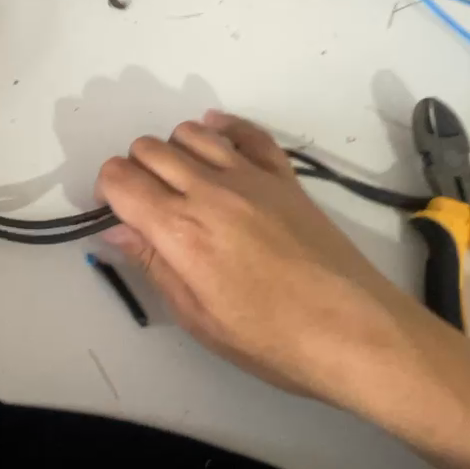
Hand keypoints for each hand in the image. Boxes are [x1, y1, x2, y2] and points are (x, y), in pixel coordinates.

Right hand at [95, 112, 432, 406]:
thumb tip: (115, 230)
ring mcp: (249, 178)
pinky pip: (245, 132)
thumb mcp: (198, 317)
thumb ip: (152, 264)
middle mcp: (208, 191)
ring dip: (173, 151)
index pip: (118, 178)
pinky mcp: (284, 177)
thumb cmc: (272, 340)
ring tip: (183, 183)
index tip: (118, 215)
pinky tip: (215, 142)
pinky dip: (223, 128)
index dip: (107, 191)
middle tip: (149, 205)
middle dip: (134, 170)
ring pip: (188, 132)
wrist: (362, 337)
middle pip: (146, 148)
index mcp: (180, 230)